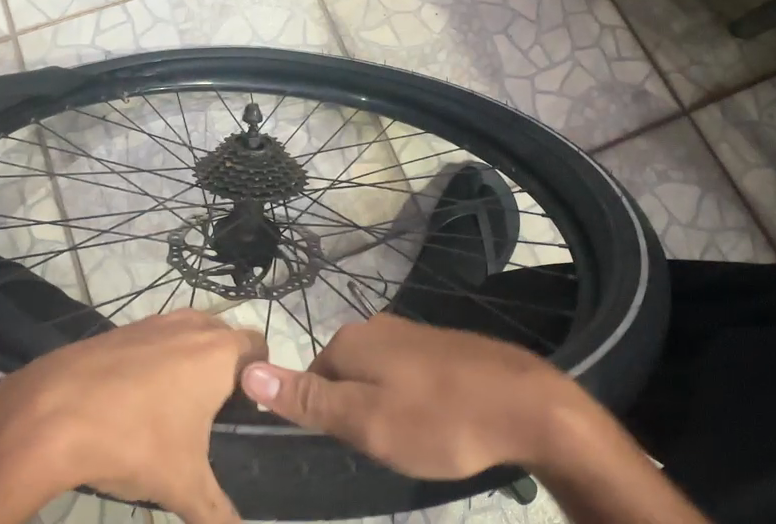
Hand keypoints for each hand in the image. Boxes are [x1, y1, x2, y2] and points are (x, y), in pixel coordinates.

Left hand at [0, 309, 266, 523]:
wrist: (50, 415)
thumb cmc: (133, 441)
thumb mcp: (184, 488)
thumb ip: (219, 516)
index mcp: (219, 352)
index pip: (259, 348)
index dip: (261, 379)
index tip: (250, 416)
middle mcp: (191, 326)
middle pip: (224, 338)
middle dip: (226, 371)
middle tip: (217, 420)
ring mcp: (152, 322)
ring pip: (186, 336)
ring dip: (189, 364)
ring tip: (176, 414)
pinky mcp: (119, 330)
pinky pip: (152, 342)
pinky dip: (154, 365)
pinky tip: (135, 405)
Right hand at [241, 314, 709, 523]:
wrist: (528, 406)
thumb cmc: (440, 420)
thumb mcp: (365, 421)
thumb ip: (306, 399)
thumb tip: (247, 371)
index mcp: (350, 340)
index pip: (309, 382)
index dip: (325, 420)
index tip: (354, 446)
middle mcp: (375, 327)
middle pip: (343, 379)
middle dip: (357, 415)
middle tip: (387, 447)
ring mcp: (412, 334)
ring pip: (377, 380)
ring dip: (387, 411)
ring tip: (416, 442)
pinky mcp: (442, 347)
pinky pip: (409, 378)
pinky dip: (415, 404)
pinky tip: (440, 426)